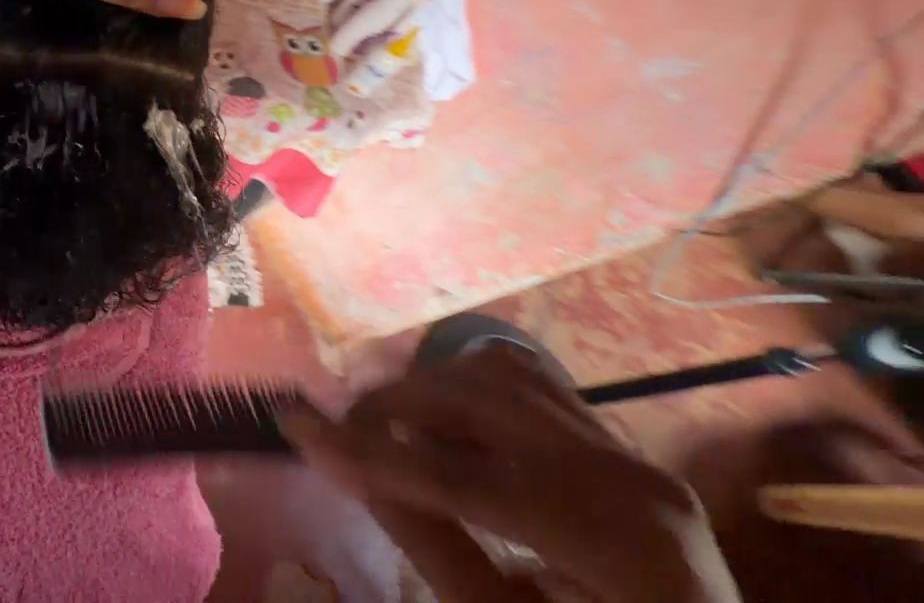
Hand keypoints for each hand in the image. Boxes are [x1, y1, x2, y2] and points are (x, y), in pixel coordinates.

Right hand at [282, 347, 739, 602]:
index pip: (466, 480)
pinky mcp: (611, 439)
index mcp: (618, 543)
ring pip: (497, 375)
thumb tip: (351, 469)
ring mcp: (627, 449)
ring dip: (427, 392)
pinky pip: (524, 383)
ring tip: (386, 428)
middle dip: (395, 406)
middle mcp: (630, 475)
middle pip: (482, 402)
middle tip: (338, 430)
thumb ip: (434, 547)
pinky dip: (465, 390)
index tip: (293, 424)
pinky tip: (437, 422)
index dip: (372, 452)